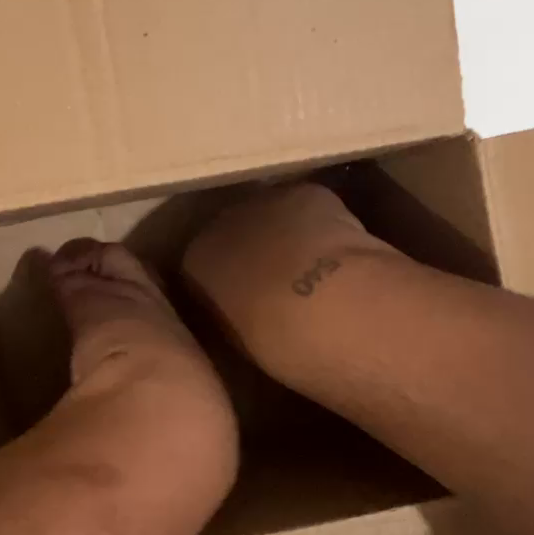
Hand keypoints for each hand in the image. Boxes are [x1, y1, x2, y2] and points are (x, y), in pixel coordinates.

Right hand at [180, 183, 397, 375]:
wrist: (324, 308)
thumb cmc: (276, 342)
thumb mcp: (238, 340)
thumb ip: (232, 317)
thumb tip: (245, 313)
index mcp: (194, 264)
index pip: (202, 266)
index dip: (226, 281)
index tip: (245, 301)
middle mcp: (217, 224)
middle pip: (234, 232)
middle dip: (253, 251)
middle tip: (278, 282)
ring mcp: (261, 201)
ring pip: (272, 216)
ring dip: (285, 234)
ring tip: (311, 266)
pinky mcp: (304, 192)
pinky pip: (309, 207)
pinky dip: (323, 224)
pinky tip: (339, 251)